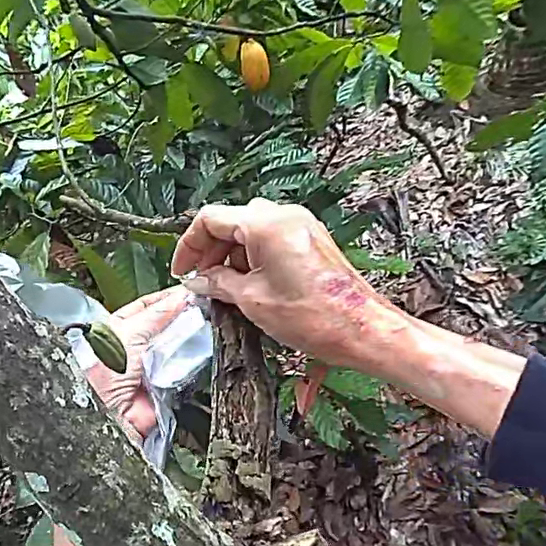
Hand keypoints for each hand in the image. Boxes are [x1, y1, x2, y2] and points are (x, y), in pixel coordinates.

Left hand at [82, 286, 192, 439]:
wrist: (112, 413)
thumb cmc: (104, 372)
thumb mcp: (129, 332)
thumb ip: (157, 314)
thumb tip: (180, 298)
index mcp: (118, 328)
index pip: (147, 306)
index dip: (167, 298)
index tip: (188, 291)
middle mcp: (135, 346)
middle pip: (165, 325)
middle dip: (181, 317)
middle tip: (201, 306)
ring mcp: (151, 365)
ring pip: (177, 344)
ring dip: (188, 337)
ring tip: (203, 324)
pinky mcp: (167, 383)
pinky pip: (184, 367)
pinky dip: (191, 359)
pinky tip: (200, 348)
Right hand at [169, 198, 403, 371]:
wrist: (362, 329)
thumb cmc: (314, 316)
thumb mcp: (252, 300)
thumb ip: (218, 283)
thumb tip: (198, 279)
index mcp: (265, 223)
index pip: (210, 218)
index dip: (189, 245)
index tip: (183, 270)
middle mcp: (284, 216)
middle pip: (231, 222)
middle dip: (211, 252)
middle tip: (201, 282)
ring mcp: (300, 226)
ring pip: (251, 231)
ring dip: (232, 256)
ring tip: (225, 289)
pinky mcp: (310, 241)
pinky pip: (271, 239)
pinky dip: (253, 257)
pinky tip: (249, 285)